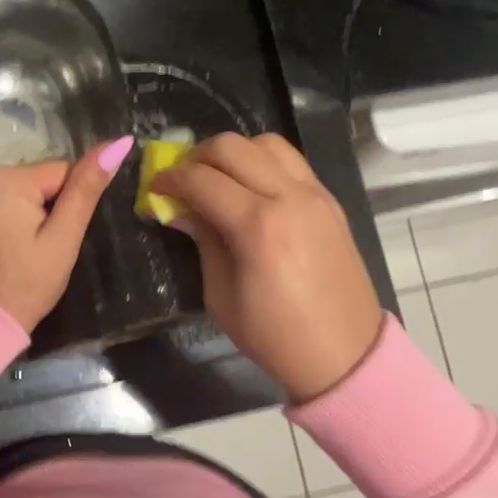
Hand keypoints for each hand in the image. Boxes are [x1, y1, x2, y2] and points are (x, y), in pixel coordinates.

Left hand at [0, 136, 132, 332]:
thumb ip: (87, 188)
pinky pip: (3, 202)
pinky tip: (11, 247)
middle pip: (41, 180)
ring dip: (33, 214)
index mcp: (5, 178)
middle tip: (44, 248)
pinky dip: (14, 219)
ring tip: (27, 249)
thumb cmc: (29, 282)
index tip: (59, 238)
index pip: (62, 173)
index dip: (69, 207)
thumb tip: (119, 143)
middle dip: (50, 209)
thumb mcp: (64, 236)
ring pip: (24, 191)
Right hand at [152, 132, 382, 401]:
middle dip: (197, 156)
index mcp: (258, 226)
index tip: (153, 188)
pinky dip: (262, 162)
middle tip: (181, 179)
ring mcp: (315, 194)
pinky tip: (249, 187)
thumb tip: (182, 211)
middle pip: (232, 147)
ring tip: (217, 177)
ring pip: (266, 143)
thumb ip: (204, 241)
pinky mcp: (329, 201)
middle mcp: (289, 197)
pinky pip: (291, 161)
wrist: (344, 354)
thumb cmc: (274, 336)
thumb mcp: (221, 296)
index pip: (202, 180)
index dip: (169, 179)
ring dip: (234, 152)